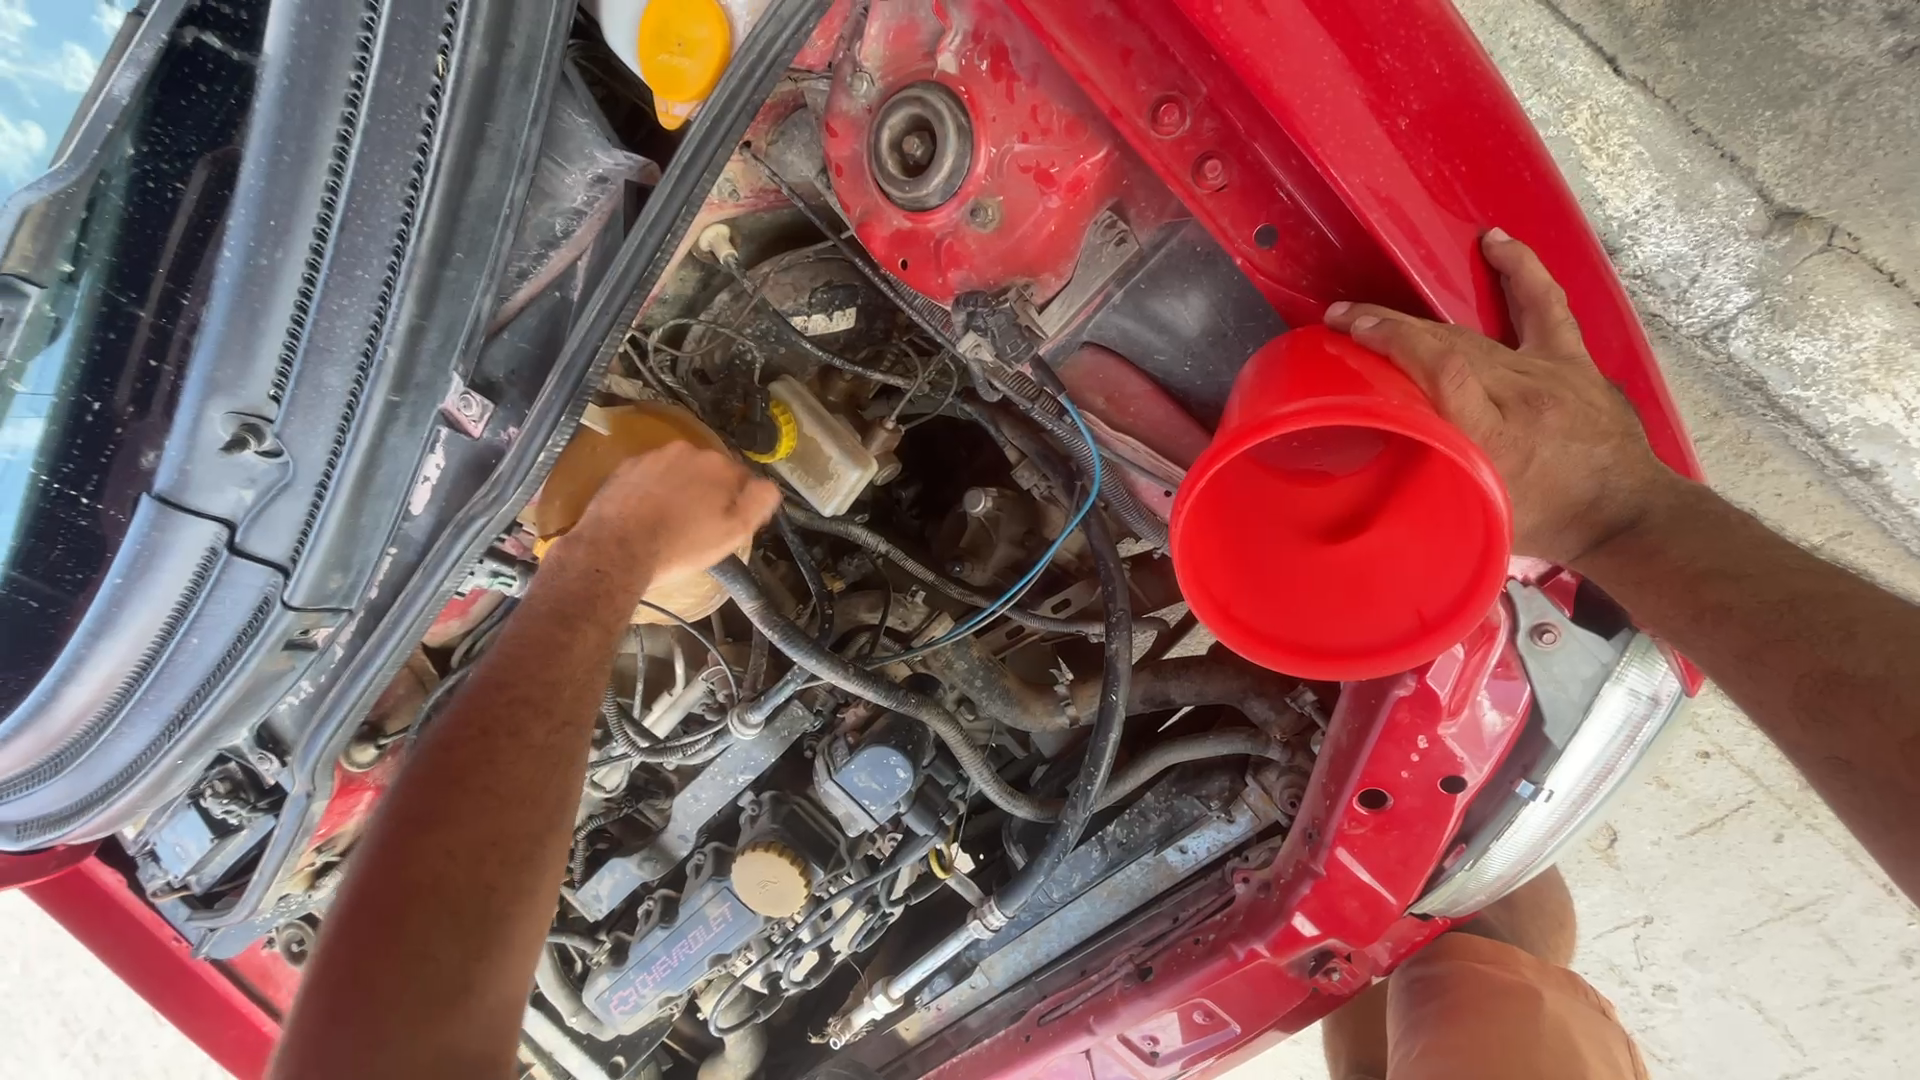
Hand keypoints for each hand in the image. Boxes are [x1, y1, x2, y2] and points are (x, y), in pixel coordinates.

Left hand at [560, 442, 780, 583]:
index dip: (738, 503)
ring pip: (680, 472)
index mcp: (720, 465)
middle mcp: (688, 451)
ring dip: (681, 489)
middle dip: (709, 492)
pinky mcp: (626, 466)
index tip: (727, 523)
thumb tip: (769, 486)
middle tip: (700, 525)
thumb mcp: (734, 533)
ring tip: (671, 521)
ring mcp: (654, 456)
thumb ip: (760, 502)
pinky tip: (649, 515)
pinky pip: (651, 476)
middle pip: (710, 472)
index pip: (743, 479)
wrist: (615, 551)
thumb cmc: (681, 546)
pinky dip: (654, 490)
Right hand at [1323, 229, 1688, 566]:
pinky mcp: (1571, 362)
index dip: (1395, 341)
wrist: (1625, 514)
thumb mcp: (1474, 511)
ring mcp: (1550, 372)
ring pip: (1475, 333)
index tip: (1352, 330)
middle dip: (1391, 326)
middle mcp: (1524, 394)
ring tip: (1375, 311)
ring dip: (1419, 320)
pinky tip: (1496, 243)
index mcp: (1496, 435)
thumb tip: (1381, 452)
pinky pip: (1544, 307)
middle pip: (1450, 344)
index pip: (1443, 369)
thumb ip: (1431, 479)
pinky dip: (1522, 272)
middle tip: (1343, 320)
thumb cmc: (1544, 522)